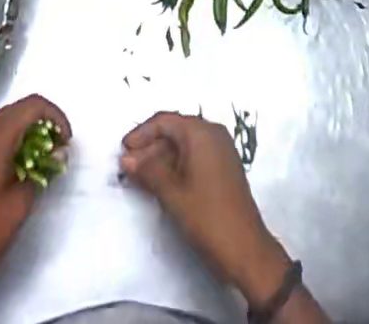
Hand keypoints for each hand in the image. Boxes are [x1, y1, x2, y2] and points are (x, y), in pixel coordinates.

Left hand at [0, 95, 69, 323]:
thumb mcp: (19, 204)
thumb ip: (43, 172)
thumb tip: (59, 152)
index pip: (32, 105)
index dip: (55, 115)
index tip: (66, 141)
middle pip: (18, 108)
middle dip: (43, 120)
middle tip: (58, 147)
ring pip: (6, 122)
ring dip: (28, 131)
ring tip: (44, 158)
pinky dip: (14, 142)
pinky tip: (21, 168)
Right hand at [119, 112, 291, 307]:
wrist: (245, 248)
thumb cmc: (206, 216)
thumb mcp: (171, 192)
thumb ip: (147, 170)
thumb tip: (126, 158)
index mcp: (201, 132)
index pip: (165, 121)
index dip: (141, 133)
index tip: (122, 150)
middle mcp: (213, 134)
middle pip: (175, 130)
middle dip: (149, 146)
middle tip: (128, 166)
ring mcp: (221, 150)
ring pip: (184, 144)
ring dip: (161, 157)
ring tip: (139, 176)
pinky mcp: (224, 167)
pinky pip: (194, 155)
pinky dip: (176, 164)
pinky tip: (160, 181)